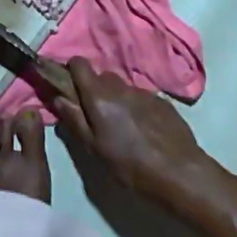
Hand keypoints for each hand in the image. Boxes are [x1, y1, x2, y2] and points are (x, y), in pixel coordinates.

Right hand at [51, 57, 207, 202]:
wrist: (179, 172)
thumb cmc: (129, 164)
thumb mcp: (93, 148)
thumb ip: (74, 119)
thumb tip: (57, 97)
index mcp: (99, 96)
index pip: (79, 64)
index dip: (71, 71)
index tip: (69, 88)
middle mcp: (121, 87)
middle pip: (101, 76)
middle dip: (94, 90)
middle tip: (95, 116)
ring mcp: (144, 92)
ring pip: (122, 88)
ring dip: (116, 99)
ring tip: (120, 126)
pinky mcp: (162, 101)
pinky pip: (140, 97)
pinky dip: (135, 107)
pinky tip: (142, 130)